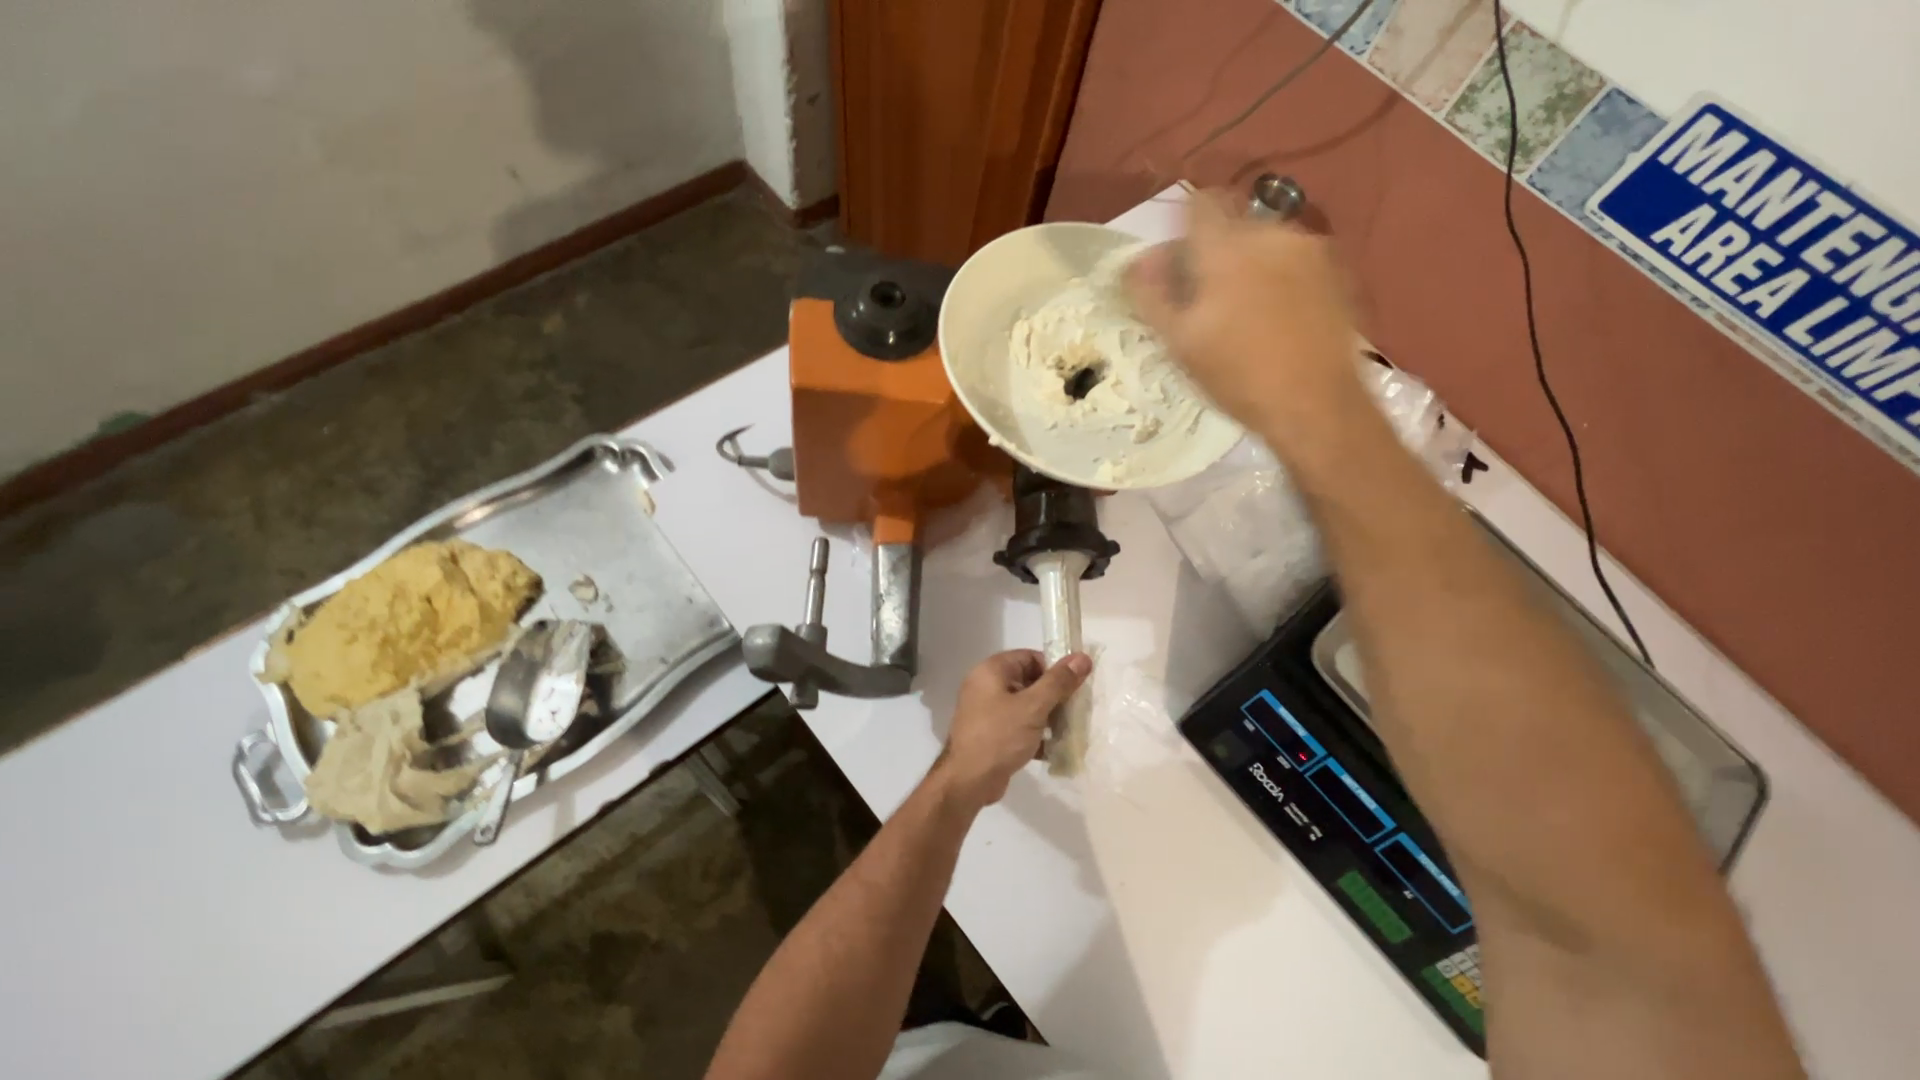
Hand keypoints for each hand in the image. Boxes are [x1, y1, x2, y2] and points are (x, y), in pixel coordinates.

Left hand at [934, 650, 1091, 809]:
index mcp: (991, 671)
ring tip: (1069, 730)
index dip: (1054, 670)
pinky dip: (1035, 734)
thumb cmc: (1000, 736)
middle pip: (1029, 682)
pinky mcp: (991, 734)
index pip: (1030, 657)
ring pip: (1025, 706)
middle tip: (1075, 710)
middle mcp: (986, 686)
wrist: (969, 781)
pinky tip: (1054, 748)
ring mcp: (986, 711)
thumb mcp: (1033, 706)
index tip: (1073, 688)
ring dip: (1047, 717)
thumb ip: (1059, 682)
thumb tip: (1083, 657)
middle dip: (1054, 697)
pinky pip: (1018, 726)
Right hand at [1124, 190, 1374, 457]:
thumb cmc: (1238, 376)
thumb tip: (1134, 264)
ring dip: (1246, 264)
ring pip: (1264, 242)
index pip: (1197, 203)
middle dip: (1213, 251)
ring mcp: (1310, 250)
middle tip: (1202, 297)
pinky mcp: (1336, 272)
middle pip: (1231, 224)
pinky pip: (1292, 260)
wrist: (1316, 406)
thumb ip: (1151, 294)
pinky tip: (1274, 318)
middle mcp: (1271, 233)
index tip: (1175, 267)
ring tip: (1240, 311)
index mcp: (1227, 246)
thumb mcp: (1180, 342)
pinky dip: (1276, 278)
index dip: (1180, 230)